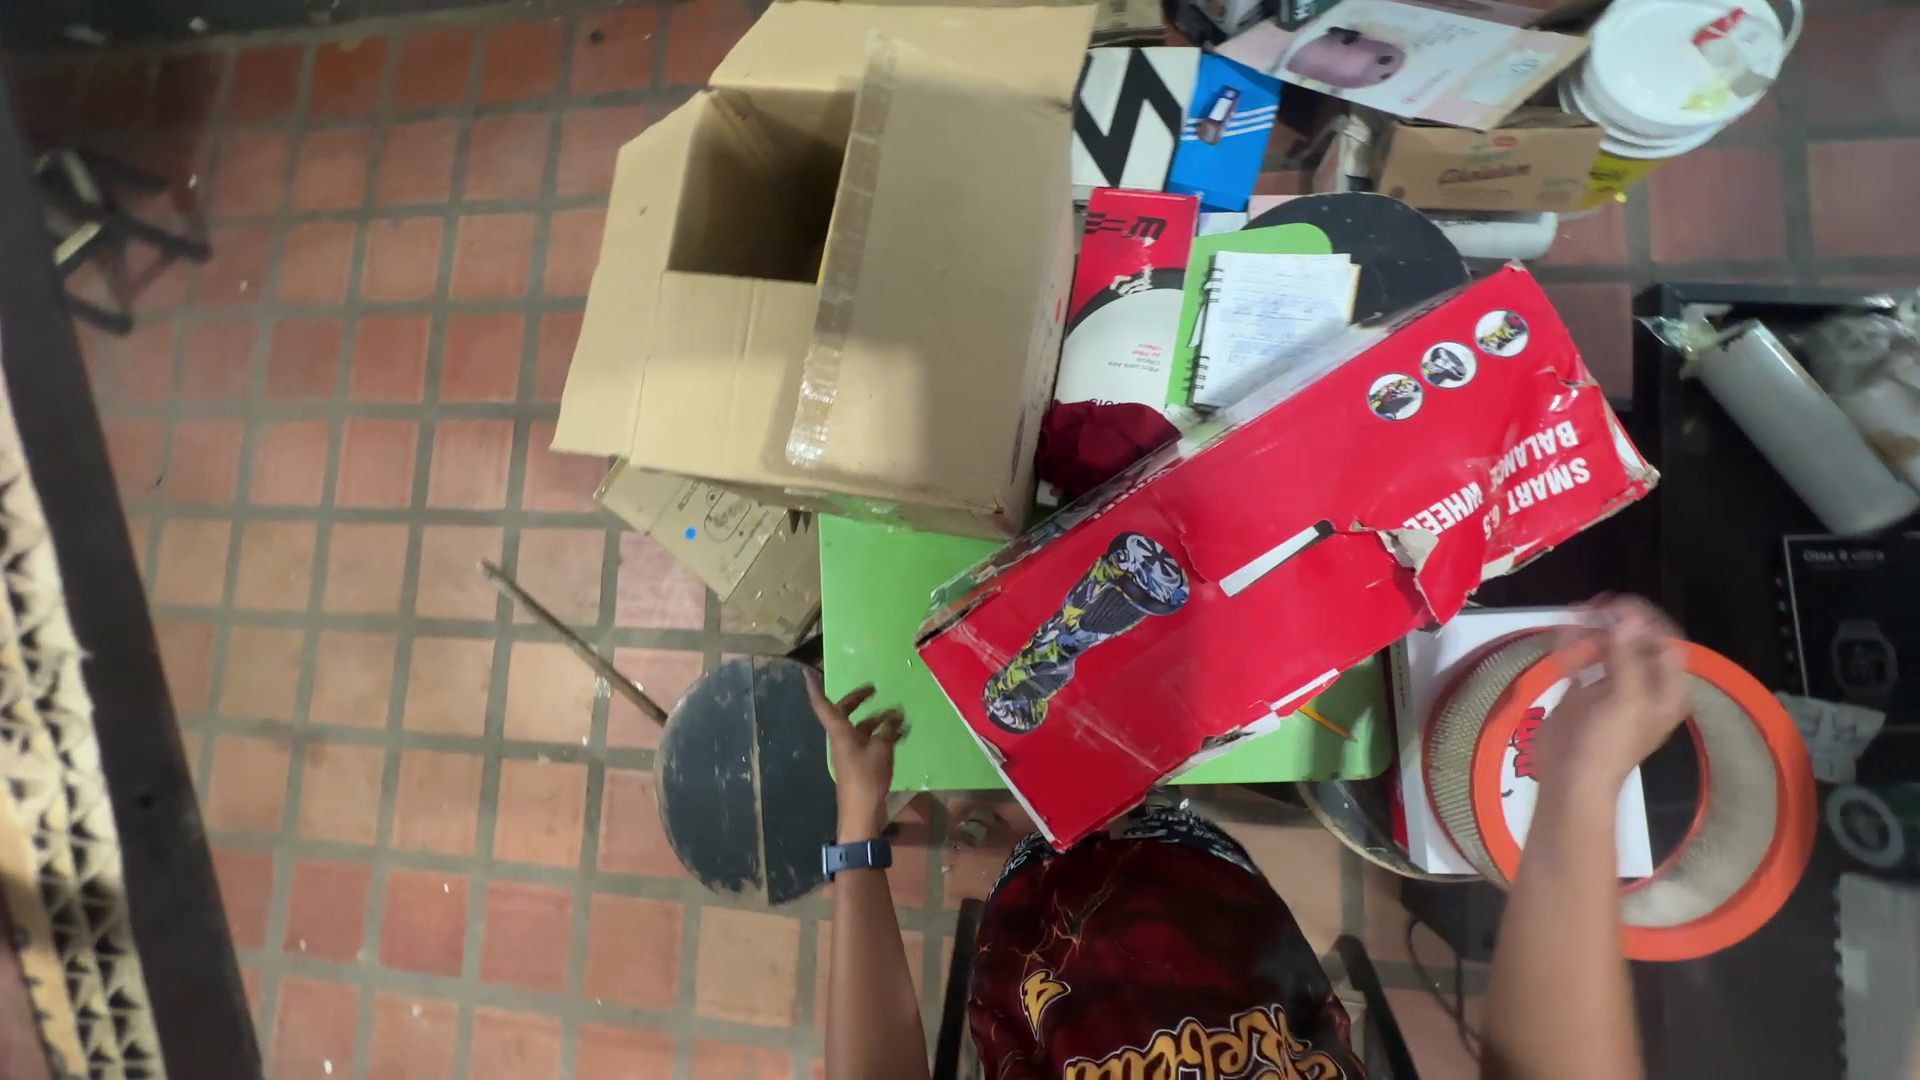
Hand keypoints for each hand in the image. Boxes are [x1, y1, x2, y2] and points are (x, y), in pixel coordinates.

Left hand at [807, 675, 906, 843]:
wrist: (862, 812)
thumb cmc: (866, 777)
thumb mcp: (881, 749)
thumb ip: (888, 729)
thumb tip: (895, 715)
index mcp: (839, 732)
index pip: (823, 705)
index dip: (814, 688)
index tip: (808, 672)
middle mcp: (841, 738)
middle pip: (843, 712)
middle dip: (857, 699)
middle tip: (873, 689)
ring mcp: (850, 751)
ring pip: (860, 727)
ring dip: (876, 719)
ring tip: (898, 715)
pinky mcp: (860, 763)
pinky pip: (869, 741)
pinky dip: (882, 735)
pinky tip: (899, 734)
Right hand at [1530, 596, 1689, 798]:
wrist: (1572, 775)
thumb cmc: (1607, 741)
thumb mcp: (1624, 699)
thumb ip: (1625, 658)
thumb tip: (1624, 620)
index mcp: (1665, 690)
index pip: (1665, 644)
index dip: (1645, 622)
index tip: (1617, 604)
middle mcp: (1641, 686)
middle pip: (1633, 644)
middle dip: (1614, 623)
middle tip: (1589, 606)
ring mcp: (1609, 690)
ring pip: (1604, 651)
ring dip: (1590, 632)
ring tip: (1571, 614)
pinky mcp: (1581, 696)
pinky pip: (1578, 665)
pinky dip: (1569, 649)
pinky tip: (1557, 635)